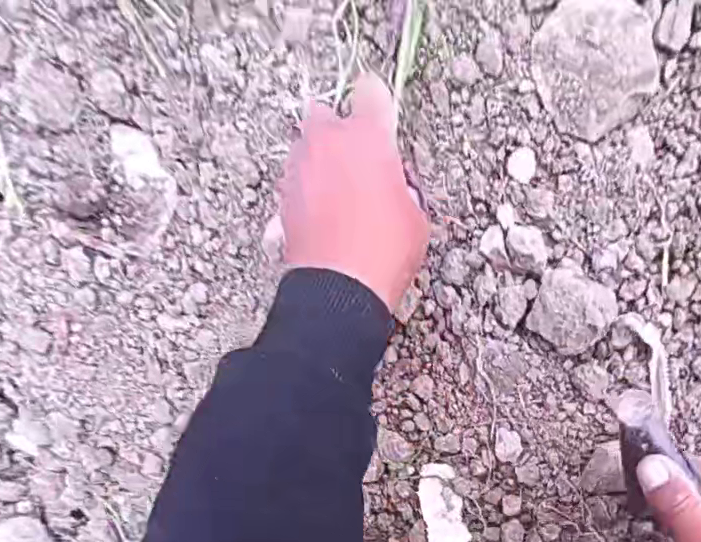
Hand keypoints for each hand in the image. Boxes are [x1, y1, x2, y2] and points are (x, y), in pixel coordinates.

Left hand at [277, 73, 429, 310]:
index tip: (383, 123)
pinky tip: (330, 220)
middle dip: (343, 136)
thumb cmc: (384, 254)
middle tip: (364, 171)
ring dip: (325, 165)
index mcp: (367, 139)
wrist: (341, 290)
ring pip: (309, 148)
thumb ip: (403, 187)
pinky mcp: (283, 195)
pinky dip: (311, 192)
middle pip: (329, 116)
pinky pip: (299, 180)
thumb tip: (395, 184)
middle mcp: (326, 141)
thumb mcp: (417, 220)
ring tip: (347, 202)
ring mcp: (299, 166)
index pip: (372, 93)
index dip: (379, 107)